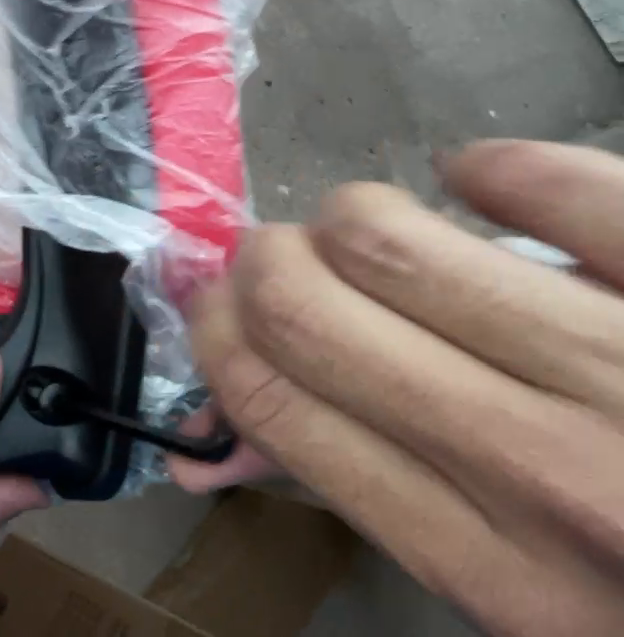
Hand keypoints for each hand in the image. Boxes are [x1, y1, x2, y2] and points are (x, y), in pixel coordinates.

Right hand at [171, 141, 623, 636]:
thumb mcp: (535, 598)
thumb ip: (370, 502)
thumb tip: (199, 455)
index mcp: (498, 566)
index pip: (265, 396)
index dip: (211, 324)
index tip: (219, 297)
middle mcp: (562, 482)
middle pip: (297, 304)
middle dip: (264, 258)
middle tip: (291, 256)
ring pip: (388, 237)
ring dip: (360, 215)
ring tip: (391, 229)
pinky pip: (556, 185)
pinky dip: (496, 167)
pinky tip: (492, 183)